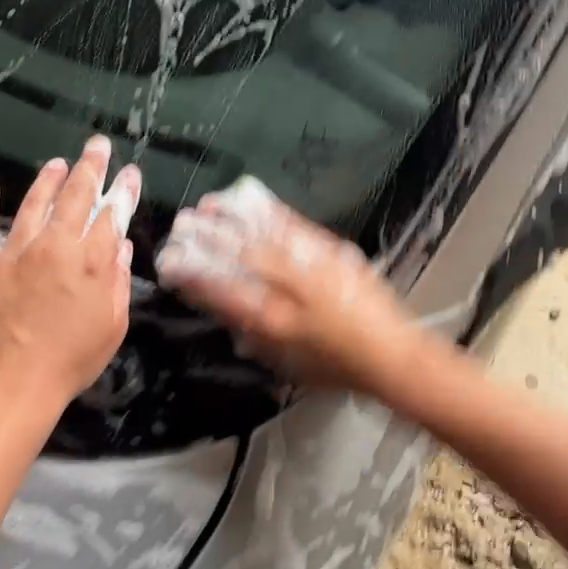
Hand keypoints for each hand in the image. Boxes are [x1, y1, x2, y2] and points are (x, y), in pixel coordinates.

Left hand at [0, 136, 140, 408]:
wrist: (14, 384)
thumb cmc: (71, 361)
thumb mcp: (111, 325)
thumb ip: (116, 281)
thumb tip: (120, 245)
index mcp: (89, 263)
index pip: (111, 215)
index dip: (122, 191)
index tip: (129, 172)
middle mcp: (54, 246)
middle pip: (76, 197)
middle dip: (90, 167)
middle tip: (97, 146)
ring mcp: (15, 251)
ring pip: (33, 203)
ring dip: (48, 179)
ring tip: (58, 162)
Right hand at [156, 180, 419, 392]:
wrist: (393, 355)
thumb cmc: (338, 368)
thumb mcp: (288, 365)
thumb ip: (253, 337)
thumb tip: (224, 311)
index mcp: (279, 324)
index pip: (228, 293)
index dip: (196, 276)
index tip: (173, 263)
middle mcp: (295, 291)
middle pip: (243, 257)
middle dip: (209, 238)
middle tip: (183, 224)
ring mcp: (317, 267)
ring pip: (268, 235)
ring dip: (235, 217)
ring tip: (209, 204)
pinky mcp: (335, 251)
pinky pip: (297, 226)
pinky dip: (270, 212)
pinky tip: (252, 200)